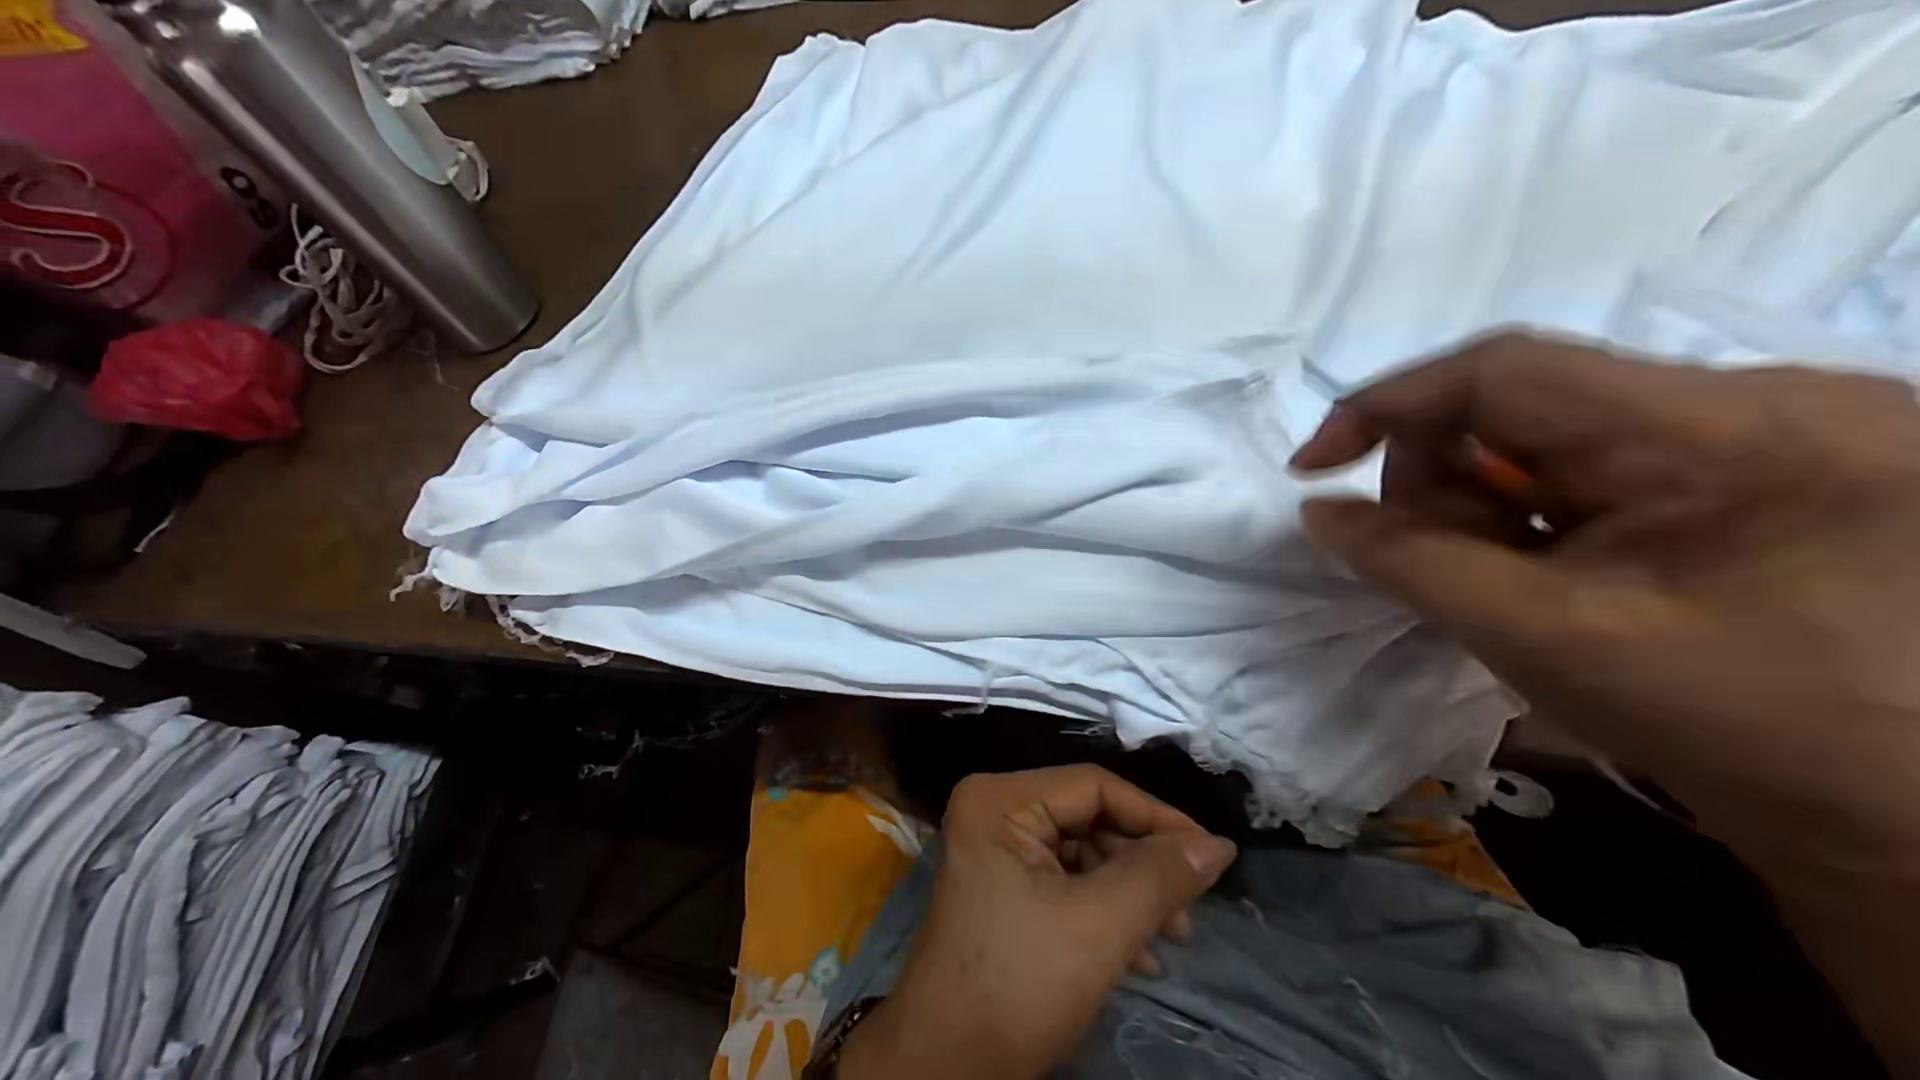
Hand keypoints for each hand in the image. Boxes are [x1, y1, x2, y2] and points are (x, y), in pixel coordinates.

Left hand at [837, 765, 1236, 1079]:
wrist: (947, 1065)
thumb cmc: (1018, 984)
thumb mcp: (1100, 925)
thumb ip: (1161, 876)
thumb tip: (1218, 844)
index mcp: (999, 800)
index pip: (1094, 786)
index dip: (1157, 816)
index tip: (1211, 853)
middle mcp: (993, 810)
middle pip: (1089, 818)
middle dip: (1144, 864)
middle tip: (1190, 909)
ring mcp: (995, 849)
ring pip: (1083, 852)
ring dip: (1132, 892)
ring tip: (1175, 936)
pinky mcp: (1003, 886)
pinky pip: (1066, 880)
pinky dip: (1105, 909)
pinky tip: (1142, 955)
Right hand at [1291, 331, 1919, 1071]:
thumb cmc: (1730, 730)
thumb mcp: (1537, 636)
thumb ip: (1409, 561)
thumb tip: (1319, 510)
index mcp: (1723, 429)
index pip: (1503, 370)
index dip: (1384, 407)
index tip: (1314, 467)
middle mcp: (1766, 402)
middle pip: (1528, 406)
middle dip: (1447, 480)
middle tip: (1431, 559)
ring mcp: (1786, 435)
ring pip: (1563, 440)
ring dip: (1497, 506)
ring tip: (1510, 584)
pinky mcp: (1784, 473)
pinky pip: (1611, 469)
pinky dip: (1550, 518)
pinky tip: (1562, 575)